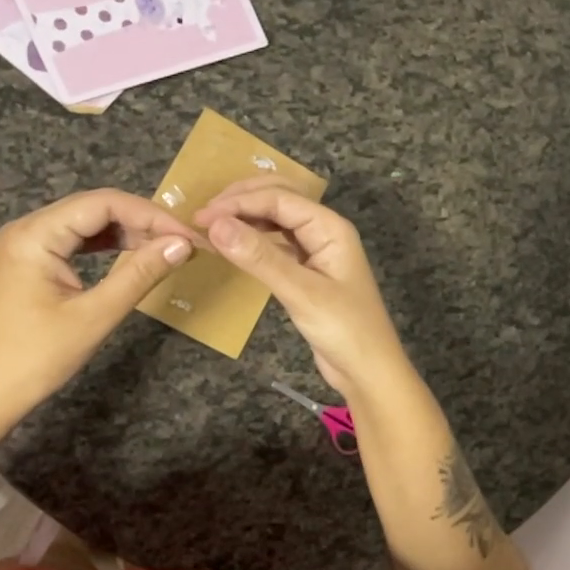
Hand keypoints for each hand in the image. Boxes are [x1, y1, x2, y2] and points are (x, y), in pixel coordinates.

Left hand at [0, 189, 194, 416]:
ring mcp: (26, 244)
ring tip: (167, 248)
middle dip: (143, 222)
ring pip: (88, 223)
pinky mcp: (31, 262)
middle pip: (95, 208)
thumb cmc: (37, 357)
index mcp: (35, 234)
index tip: (188, 237)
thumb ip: (139, 275)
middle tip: (184, 243)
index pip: (103, 204)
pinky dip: (108, 246)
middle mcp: (27, 229)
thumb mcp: (95, 315)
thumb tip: (182, 245)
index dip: (151, 215)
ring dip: (129, 233)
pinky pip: (76, 241)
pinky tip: (135, 255)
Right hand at [194, 177, 407, 395]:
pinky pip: (277, 244)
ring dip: (246, 218)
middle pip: (279, 199)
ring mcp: (316, 252)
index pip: (279, 199)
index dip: (238, 202)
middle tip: (202, 214)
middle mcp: (324, 232)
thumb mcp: (301, 292)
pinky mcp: (308, 272)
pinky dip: (254, 241)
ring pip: (277, 221)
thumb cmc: (344, 330)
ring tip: (211, 227)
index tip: (200, 216)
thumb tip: (216, 225)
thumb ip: (260, 257)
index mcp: (330, 228)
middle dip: (241, 200)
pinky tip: (233, 247)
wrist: (368, 370)